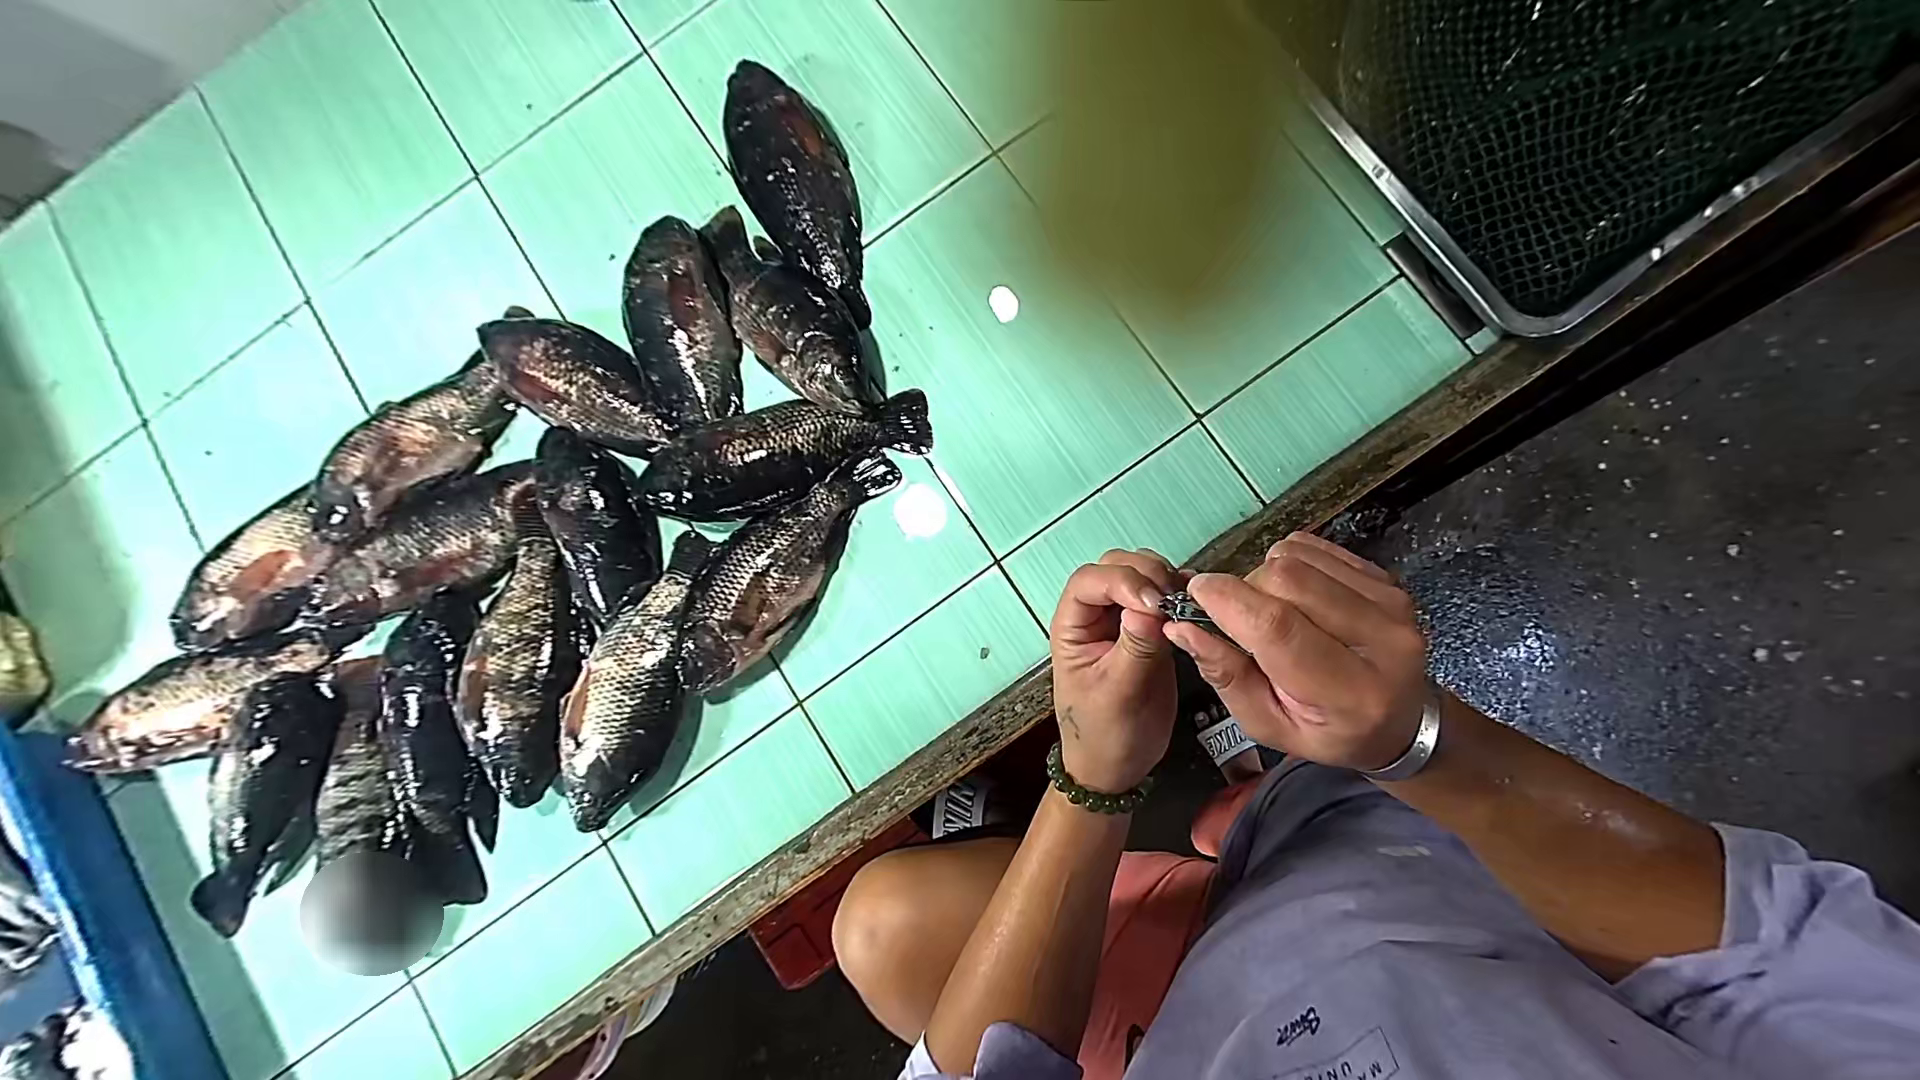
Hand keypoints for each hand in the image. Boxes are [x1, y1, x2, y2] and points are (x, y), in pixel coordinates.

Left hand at [1049, 549, 1180, 793]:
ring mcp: (1121, 619)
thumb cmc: (1105, 734)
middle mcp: (1094, 615)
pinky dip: (1179, 595)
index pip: (1089, 581)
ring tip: (1187, 603)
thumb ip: (1135, 649)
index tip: (1154, 604)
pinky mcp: (1148, 630)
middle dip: (1146, 574)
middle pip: (1115, 567)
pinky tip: (1195, 607)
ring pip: (1140, 576)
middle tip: (1176, 598)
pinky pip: (1161, 599)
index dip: (1121, 582)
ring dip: (1164, 580)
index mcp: (1072, 627)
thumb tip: (1149, 608)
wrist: (1116, 767)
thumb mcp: (1119, 695)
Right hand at [1162, 532, 1428, 771]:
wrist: (1400, 720)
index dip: (1225, 600)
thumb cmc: (1324, 729)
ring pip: (1294, 558)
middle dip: (1242, 589)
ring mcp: (1389, 604)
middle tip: (1237, 616)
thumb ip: (1223, 674)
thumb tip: (1179, 627)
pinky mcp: (1385, 579)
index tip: (1194, 596)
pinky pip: (1312, 548)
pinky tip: (1292, 595)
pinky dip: (1286, 563)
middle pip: (1284, 579)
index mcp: (1347, 691)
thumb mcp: (1265, 722)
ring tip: (1269, 608)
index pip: (1277, 626)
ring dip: (1263, 575)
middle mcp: (1380, 640)